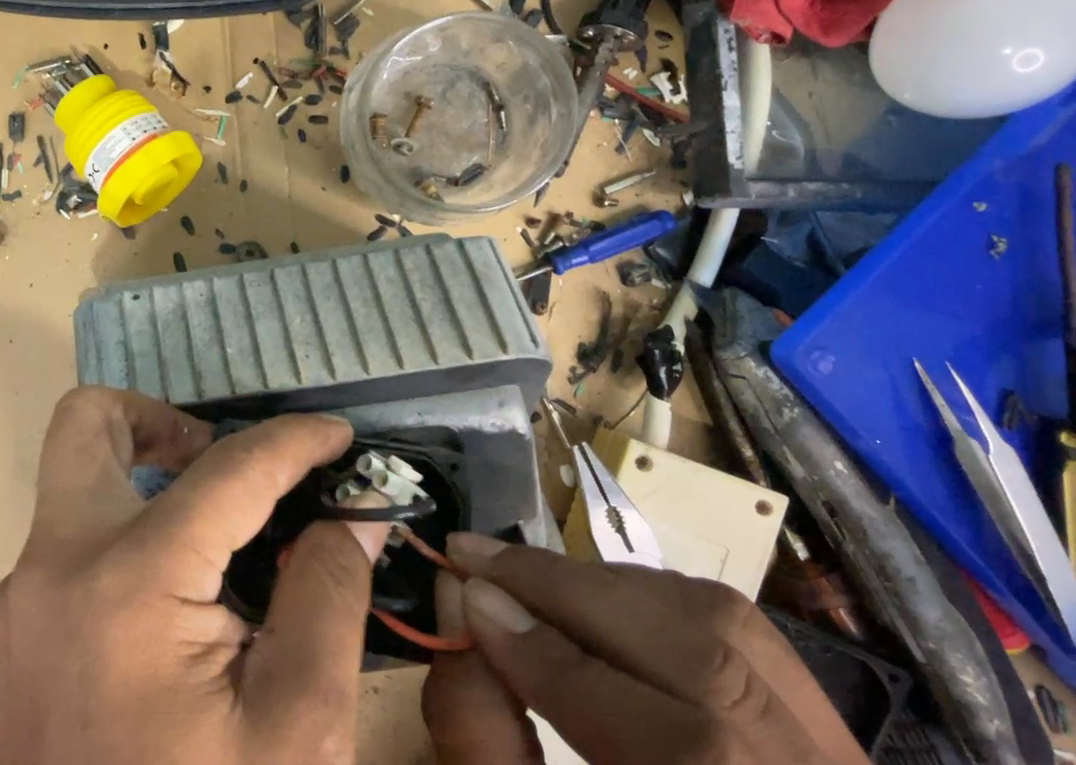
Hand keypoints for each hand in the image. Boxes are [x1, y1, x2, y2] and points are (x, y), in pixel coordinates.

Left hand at [0, 388, 391, 764]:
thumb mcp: (298, 722)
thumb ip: (327, 595)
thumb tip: (351, 510)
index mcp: (128, 582)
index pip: (223, 471)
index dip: (291, 442)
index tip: (337, 434)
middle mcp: (54, 564)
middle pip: (86, 425)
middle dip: (162, 418)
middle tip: (228, 455)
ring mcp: (24, 593)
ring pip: (71, 474)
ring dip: (140, 465)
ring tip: (215, 513)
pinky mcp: (20, 622)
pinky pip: (69, 533)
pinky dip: (124, 519)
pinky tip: (181, 577)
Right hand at [422, 533, 869, 764]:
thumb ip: (481, 734)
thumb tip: (462, 605)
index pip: (685, 745)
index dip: (558, 657)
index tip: (466, 591)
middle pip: (708, 660)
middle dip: (571, 593)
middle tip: (475, 558)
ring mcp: (839, 760)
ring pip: (729, 628)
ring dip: (606, 587)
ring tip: (519, 579)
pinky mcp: (829, 729)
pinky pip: (743, 630)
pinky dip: (650, 598)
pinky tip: (588, 603)